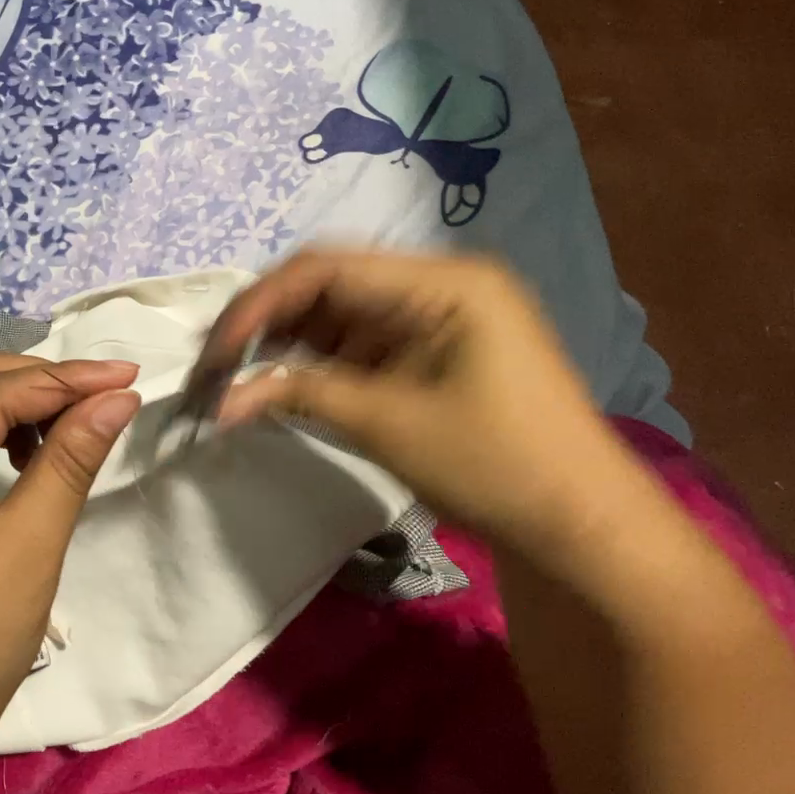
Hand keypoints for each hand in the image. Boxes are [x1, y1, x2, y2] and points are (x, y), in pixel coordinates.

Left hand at [0, 353, 141, 758]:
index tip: (128, 374)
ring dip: (24, 403)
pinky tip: (31, 455)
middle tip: (111, 395)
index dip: (63, 380)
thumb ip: (68, 463)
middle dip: (45, 383)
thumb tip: (117, 398)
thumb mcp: (29, 548)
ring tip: (74, 431)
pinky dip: (2, 428)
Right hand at [204, 249, 629, 548]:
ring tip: (234, 372)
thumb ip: (299, 393)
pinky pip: (356, 340)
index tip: (216, 350)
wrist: (579, 525)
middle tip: (215, 361)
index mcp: (445, 282)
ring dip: (284, 339)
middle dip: (266, 319)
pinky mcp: (427, 349)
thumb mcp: (386, 423)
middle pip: (328, 283)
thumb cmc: (495, 464)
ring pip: (336, 311)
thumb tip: (219, 402)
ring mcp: (434, 317)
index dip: (261, 303)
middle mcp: (438, 284)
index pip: (327, 268)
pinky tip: (276, 378)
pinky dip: (313, 359)